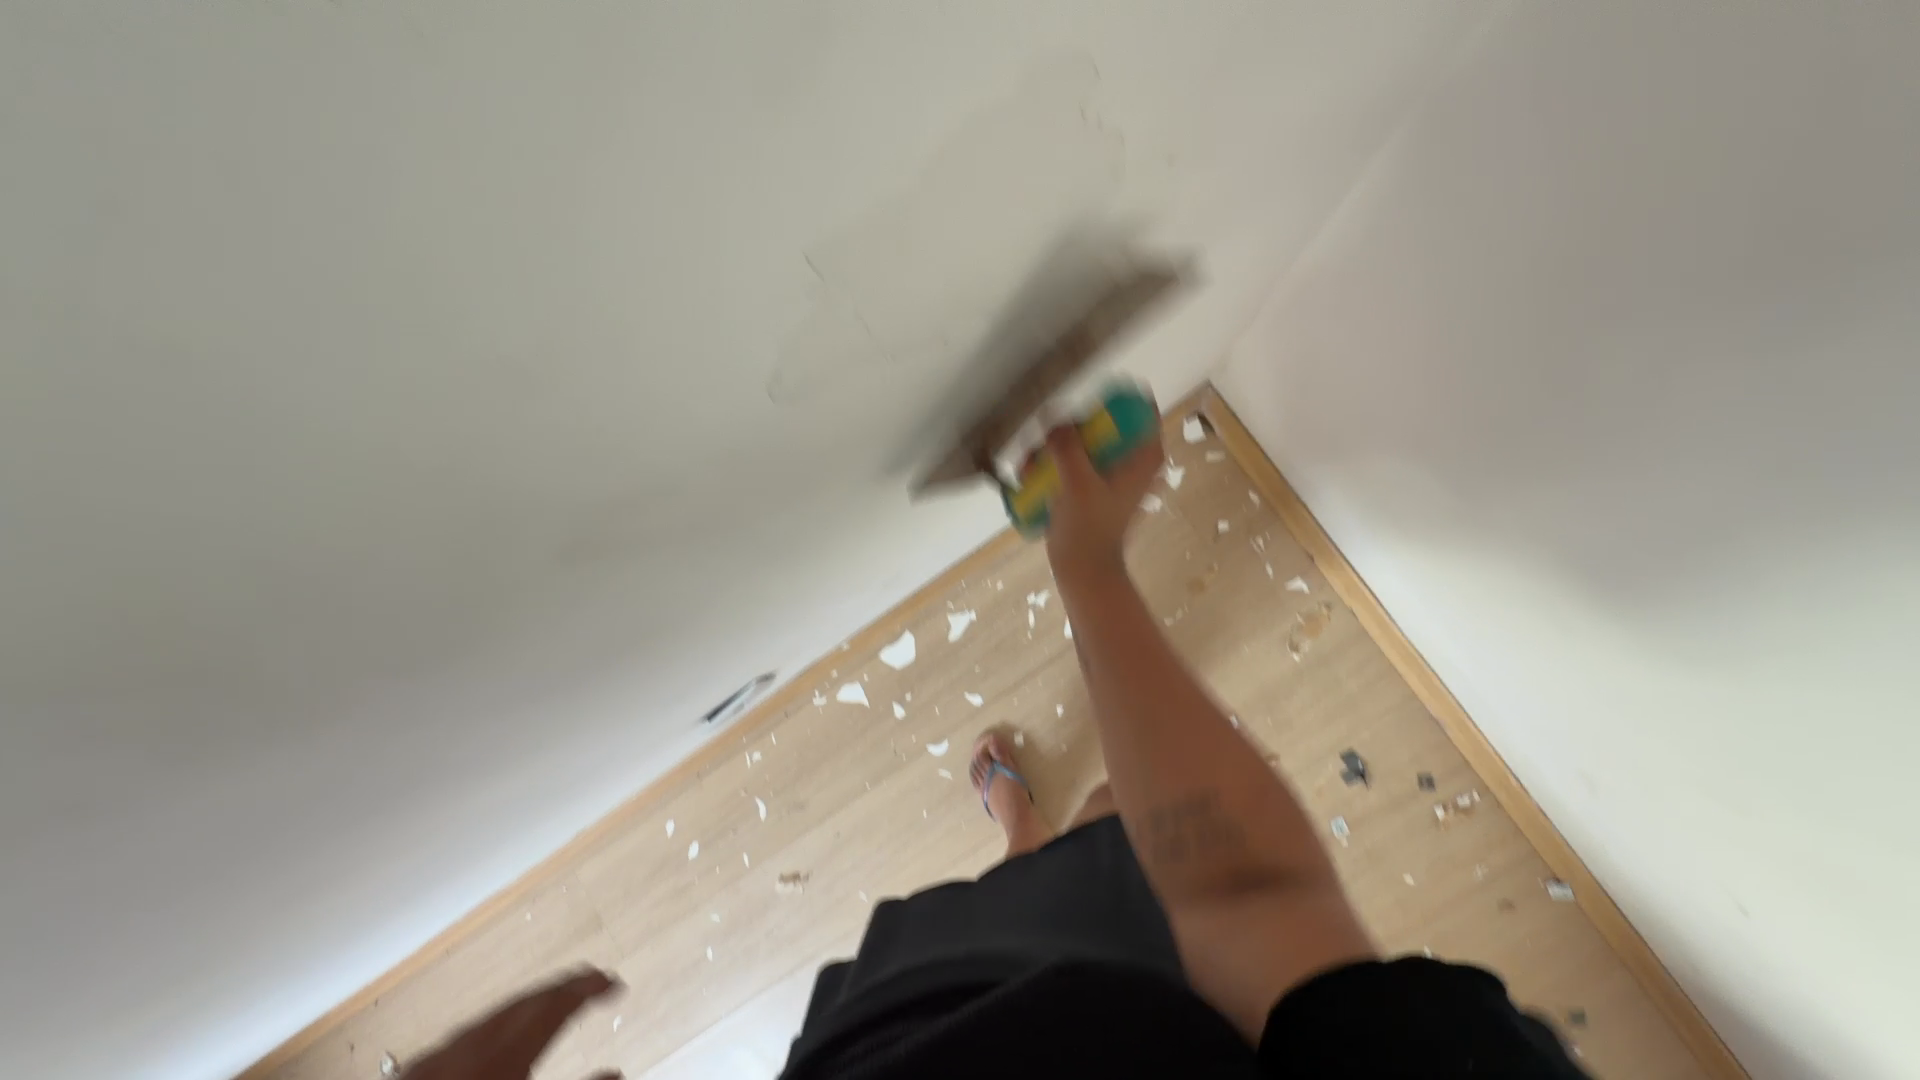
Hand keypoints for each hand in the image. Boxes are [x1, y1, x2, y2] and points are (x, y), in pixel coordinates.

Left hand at [398, 967, 624, 1079]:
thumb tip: (617, 1073)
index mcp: (511, 1050)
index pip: (559, 1004)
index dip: (590, 988)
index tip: (616, 983)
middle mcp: (481, 1039)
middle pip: (532, 999)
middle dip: (567, 986)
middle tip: (597, 980)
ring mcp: (449, 1049)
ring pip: (502, 1011)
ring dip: (537, 999)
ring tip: (561, 997)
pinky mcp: (426, 1064)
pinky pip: (477, 1026)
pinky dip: (507, 1016)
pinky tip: (507, 1028)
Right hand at [1042, 403, 1165, 581]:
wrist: (1082, 568)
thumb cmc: (1089, 529)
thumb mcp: (1078, 483)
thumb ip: (1067, 447)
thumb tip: (1054, 418)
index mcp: (1145, 455)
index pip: (1138, 407)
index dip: (1109, 402)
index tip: (1081, 413)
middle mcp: (1132, 457)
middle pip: (1103, 420)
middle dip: (1070, 429)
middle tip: (1049, 444)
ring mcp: (1110, 470)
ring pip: (1082, 439)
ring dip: (1053, 447)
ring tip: (1032, 465)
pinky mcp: (1091, 482)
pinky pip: (1070, 458)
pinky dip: (1051, 463)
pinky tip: (1031, 475)